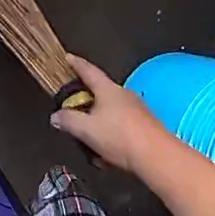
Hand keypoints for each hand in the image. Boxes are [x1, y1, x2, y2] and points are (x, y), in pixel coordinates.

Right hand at [49, 55, 178, 174]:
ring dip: (98, 125)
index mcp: (108, 90)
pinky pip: (121, 127)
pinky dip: (111, 137)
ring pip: (110, 113)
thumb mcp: (86, 129)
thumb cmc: (121, 137)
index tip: (68, 58)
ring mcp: (137, 110)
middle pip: (99, 93)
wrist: (157, 157)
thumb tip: (57, 117)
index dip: (76, 64)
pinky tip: (107, 155)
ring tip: (90, 145)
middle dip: (85, 103)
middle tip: (73, 113)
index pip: (89, 71)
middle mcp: (124, 95)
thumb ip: (68, 121)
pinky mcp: (145, 126)